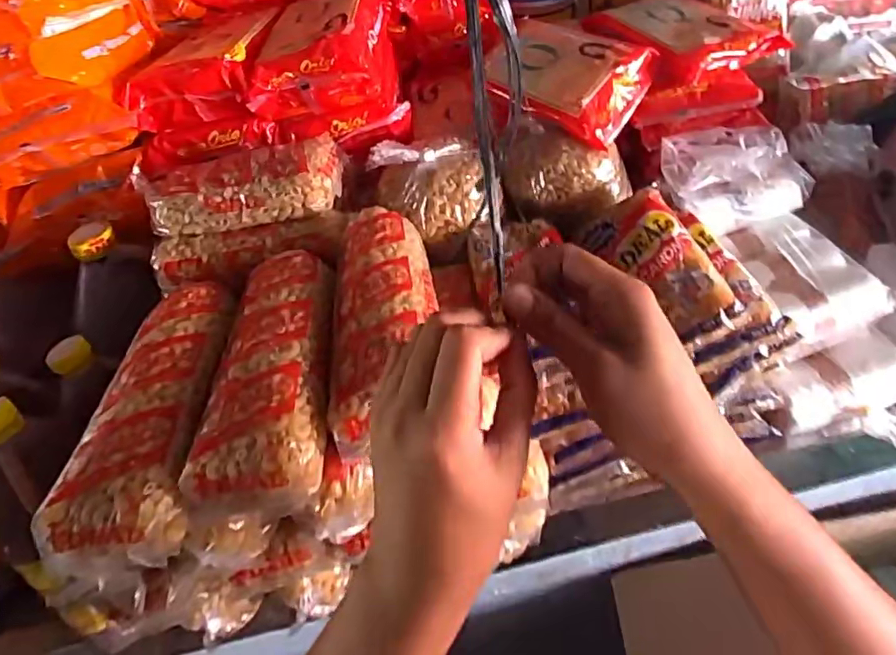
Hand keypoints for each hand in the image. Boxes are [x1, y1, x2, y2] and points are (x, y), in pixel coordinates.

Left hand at [360, 310, 537, 643]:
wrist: (413, 572)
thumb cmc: (474, 527)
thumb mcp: (512, 460)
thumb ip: (519, 393)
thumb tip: (520, 343)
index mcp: (443, 429)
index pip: (462, 344)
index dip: (495, 332)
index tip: (516, 345)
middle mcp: (404, 412)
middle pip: (435, 329)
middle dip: (473, 323)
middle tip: (500, 343)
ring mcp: (383, 411)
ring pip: (415, 337)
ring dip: (451, 333)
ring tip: (479, 353)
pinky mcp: (375, 414)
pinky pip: (400, 357)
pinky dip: (428, 348)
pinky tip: (451, 368)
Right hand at [502, 245, 738, 491]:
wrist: (694, 451)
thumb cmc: (646, 408)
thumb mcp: (593, 365)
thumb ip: (553, 324)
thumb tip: (511, 290)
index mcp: (621, 291)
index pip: (566, 255)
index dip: (532, 268)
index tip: (505, 301)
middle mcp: (623, 295)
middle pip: (570, 272)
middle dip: (535, 288)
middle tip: (506, 322)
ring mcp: (624, 318)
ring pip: (575, 297)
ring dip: (546, 308)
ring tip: (517, 335)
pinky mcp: (623, 340)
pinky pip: (585, 319)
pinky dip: (562, 326)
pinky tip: (543, 347)